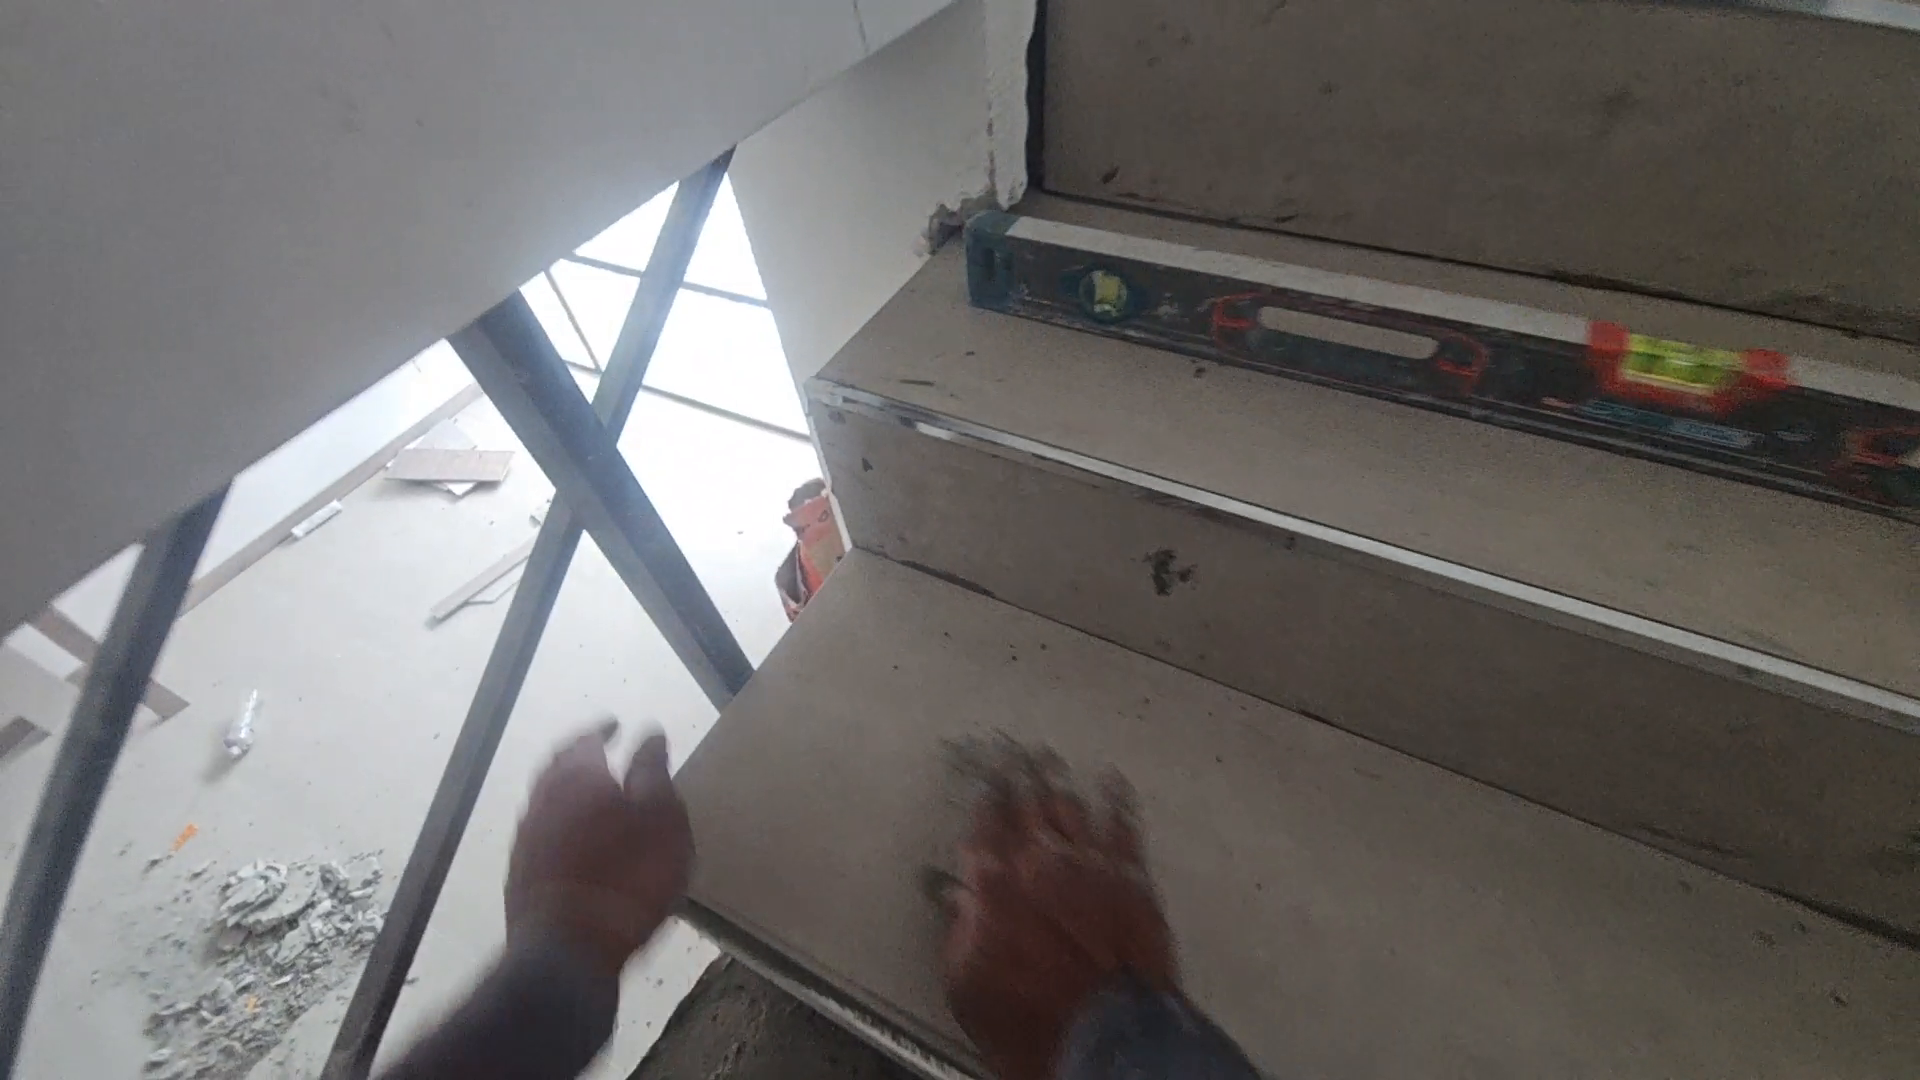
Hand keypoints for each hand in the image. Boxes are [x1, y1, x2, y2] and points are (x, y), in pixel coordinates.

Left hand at [504, 722, 692, 976]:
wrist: (568, 954)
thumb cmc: (630, 875)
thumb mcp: (662, 817)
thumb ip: (653, 771)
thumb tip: (648, 734)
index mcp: (578, 778)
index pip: (584, 740)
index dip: (601, 730)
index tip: (617, 726)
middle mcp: (543, 801)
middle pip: (557, 768)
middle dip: (580, 758)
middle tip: (604, 755)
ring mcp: (526, 842)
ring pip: (546, 801)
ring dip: (569, 792)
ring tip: (596, 798)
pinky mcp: (520, 878)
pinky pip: (541, 833)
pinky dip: (561, 824)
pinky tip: (579, 841)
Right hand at [940, 756, 1176, 1079]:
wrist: (1105, 1041)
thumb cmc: (1026, 1019)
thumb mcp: (965, 983)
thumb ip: (960, 928)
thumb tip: (960, 894)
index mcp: (996, 883)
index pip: (986, 821)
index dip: (986, 792)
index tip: (986, 771)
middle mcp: (1039, 860)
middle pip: (1027, 802)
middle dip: (1019, 772)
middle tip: (1016, 748)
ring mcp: (1088, 863)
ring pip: (1069, 805)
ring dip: (1058, 777)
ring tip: (1050, 755)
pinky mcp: (1129, 876)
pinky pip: (1122, 826)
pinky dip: (1115, 799)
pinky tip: (1111, 779)